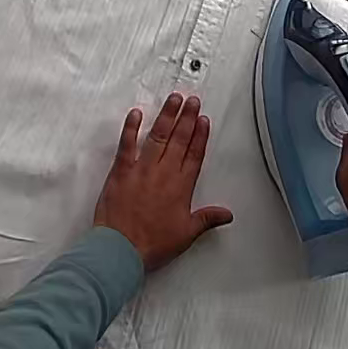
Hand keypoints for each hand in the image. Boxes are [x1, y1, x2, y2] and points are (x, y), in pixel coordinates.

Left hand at [95, 92, 234, 270]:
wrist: (121, 249)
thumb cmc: (151, 244)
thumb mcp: (186, 234)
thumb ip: (207, 219)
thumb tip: (226, 215)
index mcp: (181, 187)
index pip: (194, 154)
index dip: (200, 135)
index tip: (203, 120)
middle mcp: (164, 173)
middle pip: (180, 139)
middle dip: (187, 117)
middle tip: (193, 101)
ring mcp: (142, 169)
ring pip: (158, 136)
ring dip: (167, 116)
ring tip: (174, 99)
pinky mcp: (121, 171)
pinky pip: (127, 144)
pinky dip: (131, 128)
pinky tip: (137, 114)